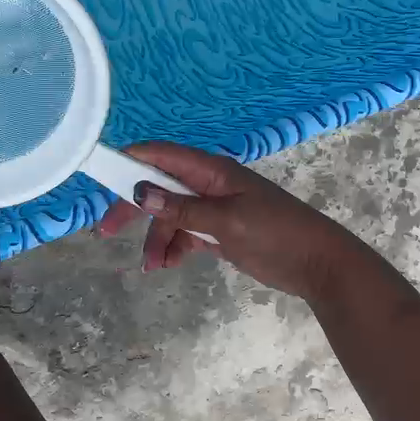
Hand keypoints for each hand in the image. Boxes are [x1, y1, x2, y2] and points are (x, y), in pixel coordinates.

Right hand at [94, 142, 378, 300]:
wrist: (320, 266)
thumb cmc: (276, 234)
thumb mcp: (226, 222)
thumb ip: (182, 209)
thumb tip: (139, 192)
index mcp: (210, 170)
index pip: (160, 154)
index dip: (129, 160)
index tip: (100, 175)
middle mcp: (206, 184)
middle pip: (157, 187)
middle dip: (132, 207)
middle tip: (106, 231)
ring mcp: (212, 207)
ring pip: (168, 215)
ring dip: (155, 238)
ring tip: (152, 266)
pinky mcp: (218, 230)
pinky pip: (183, 233)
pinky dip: (172, 248)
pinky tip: (167, 265)